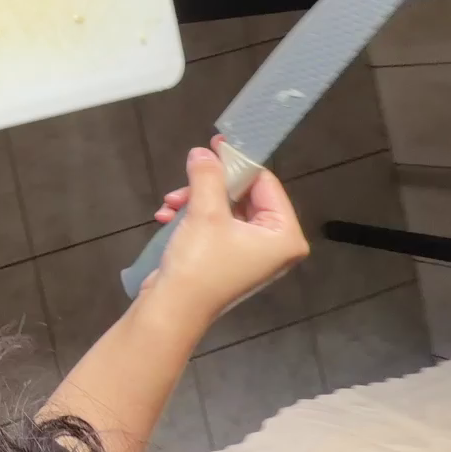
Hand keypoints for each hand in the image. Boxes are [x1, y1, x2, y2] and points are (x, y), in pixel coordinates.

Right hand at [145, 140, 309, 326]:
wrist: (174, 307)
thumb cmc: (201, 262)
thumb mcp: (205, 214)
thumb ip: (207, 178)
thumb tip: (203, 151)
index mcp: (284, 235)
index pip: (266, 185)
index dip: (238, 163)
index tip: (214, 144)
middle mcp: (273, 244)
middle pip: (242, 197)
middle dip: (206, 188)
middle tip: (181, 185)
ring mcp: (249, 254)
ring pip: (222, 210)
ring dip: (193, 202)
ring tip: (168, 206)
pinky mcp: (226, 259)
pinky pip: (213, 226)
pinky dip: (190, 218)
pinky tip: (167, 219)